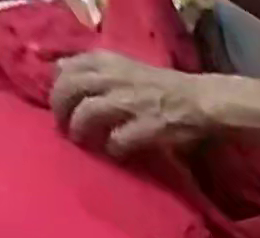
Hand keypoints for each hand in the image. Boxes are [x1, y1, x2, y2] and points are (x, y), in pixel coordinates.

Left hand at [51, 51, 217, 156]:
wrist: (202, 102)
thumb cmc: (169, 87)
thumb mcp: (129, 68)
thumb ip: (103, 73)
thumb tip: (78, 80)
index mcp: (107, 61)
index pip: (65, 67)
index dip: (57, 85)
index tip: (62, 100)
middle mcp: (111, 78)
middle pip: (69, 91)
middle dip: (61, 110)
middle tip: (63, 126)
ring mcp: (127, 104)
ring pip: (87, 114)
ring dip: (80, 130)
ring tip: (81, 141)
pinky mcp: (145, 128)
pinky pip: (117, 140)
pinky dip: (112, 148)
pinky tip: (114, 153)